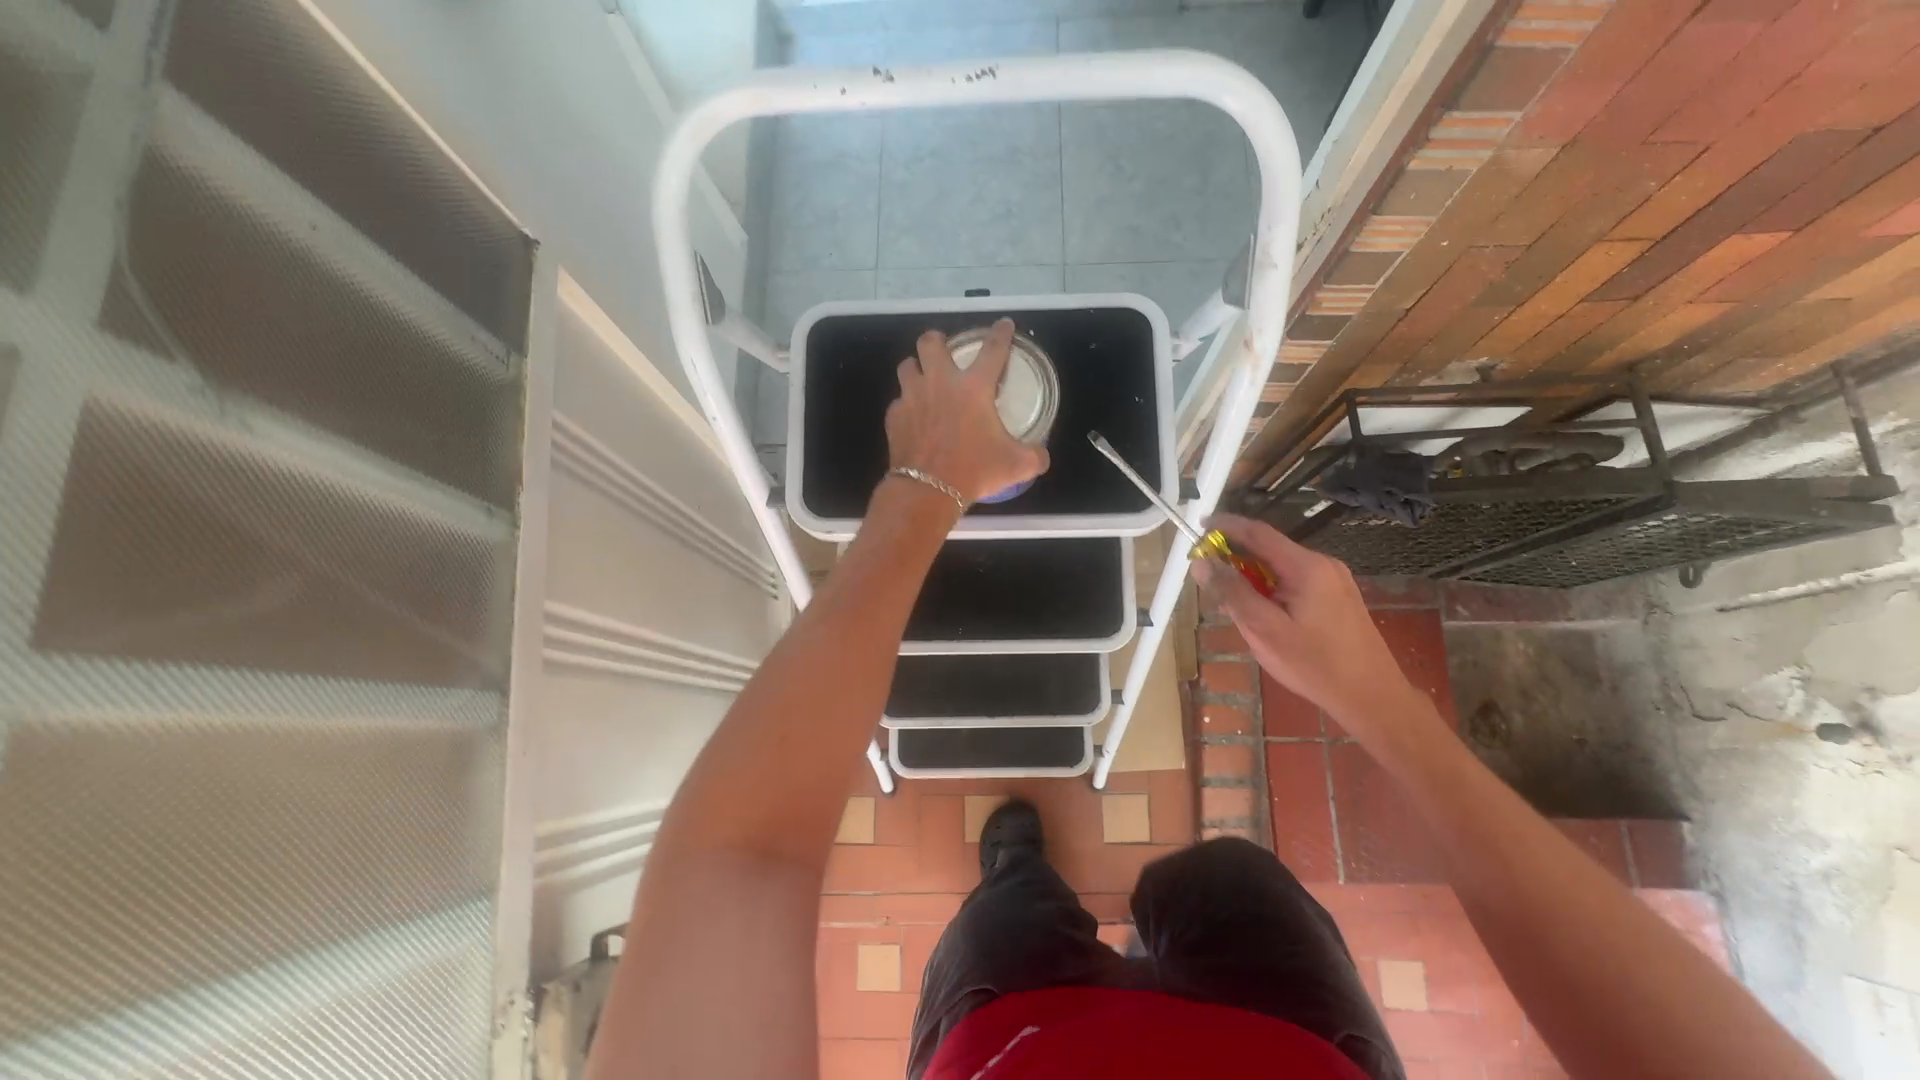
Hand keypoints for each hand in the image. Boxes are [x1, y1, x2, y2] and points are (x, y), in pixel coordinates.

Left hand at [885, 318, 1049, 502]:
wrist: (928, 491)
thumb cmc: (975, 471)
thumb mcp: (1016, 465)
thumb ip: (1034, 456)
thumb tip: (1042, 456)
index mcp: (974, 387)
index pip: (992, 349)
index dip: (1001, 333)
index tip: (1004, 324)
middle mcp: (940, 382)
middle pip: (930, 342)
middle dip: (937, 340)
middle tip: (944, 350)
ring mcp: (913, 397)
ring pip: (907, 366)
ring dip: (916, 368)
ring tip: (924, 379)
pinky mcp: (895, 416)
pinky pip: (899, 402)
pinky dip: (907, 405)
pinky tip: (914, 417)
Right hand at [1192, 514, 1420, 741]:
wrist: (1372, 696)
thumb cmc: (1315, 665)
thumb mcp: (1265, 630)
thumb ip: (1232, 593)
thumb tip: (1202, 563)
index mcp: (1307, 566)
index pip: (1258, 533)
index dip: (1225, 527)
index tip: (1198, 528)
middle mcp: (1324, 565)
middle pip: (1270, 551)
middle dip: (1237, 562)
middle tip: (1211, 583)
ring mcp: (1336, 581)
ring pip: (1282, 570)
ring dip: (1254, 581)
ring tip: (1235, 609)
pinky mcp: (1339, 598)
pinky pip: (1297, 584)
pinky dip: (1273, 592)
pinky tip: (1265, 618)